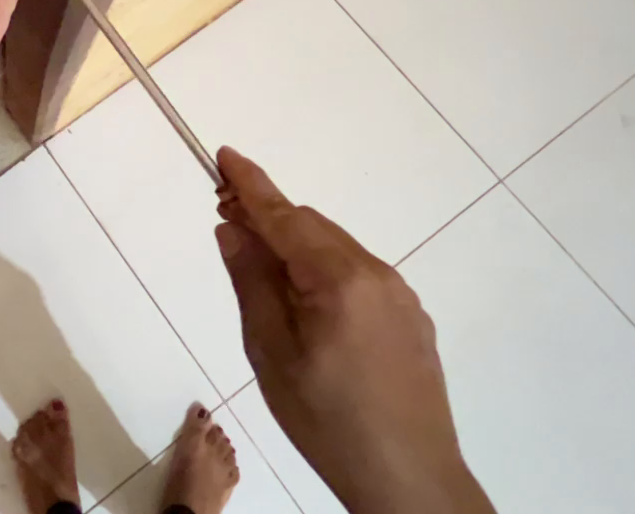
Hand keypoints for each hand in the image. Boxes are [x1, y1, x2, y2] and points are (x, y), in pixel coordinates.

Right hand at [213, 148, 493, 513]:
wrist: (412, 485)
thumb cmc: (327, 421)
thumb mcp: (271, 352)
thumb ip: (251, 282)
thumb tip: (231, 229)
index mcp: (338, 279)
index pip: (283, 215)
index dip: (249, 184)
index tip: (223, 154)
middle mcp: (375, 273)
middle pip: (308, 225)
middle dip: (265, 215)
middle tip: (224, 222)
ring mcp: (399, 295)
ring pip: (332, 245)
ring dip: (292, 242)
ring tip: (258, 264)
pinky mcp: (410, 317)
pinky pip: (355, 271)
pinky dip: (321, 265)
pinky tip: (303, 298)